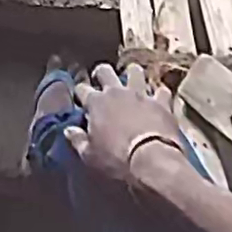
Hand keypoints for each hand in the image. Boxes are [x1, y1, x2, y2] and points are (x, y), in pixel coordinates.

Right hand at [64, 62, 183, 184]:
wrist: (153, 162)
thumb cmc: (118, 160)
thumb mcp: (91, 156)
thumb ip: (78, 140)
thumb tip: (69, 131)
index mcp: (96, 102)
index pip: (82, 88)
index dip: (80, 93)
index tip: (81, 100)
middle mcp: (116, 91)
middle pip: (105, 70)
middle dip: (102, 74)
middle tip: (103, 83)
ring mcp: (140, 94)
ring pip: (135, 71)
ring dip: (133, 76)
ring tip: (133, 84)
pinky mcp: (161, 103)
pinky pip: (162, 90)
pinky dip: (160, 94)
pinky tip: (159, 100)